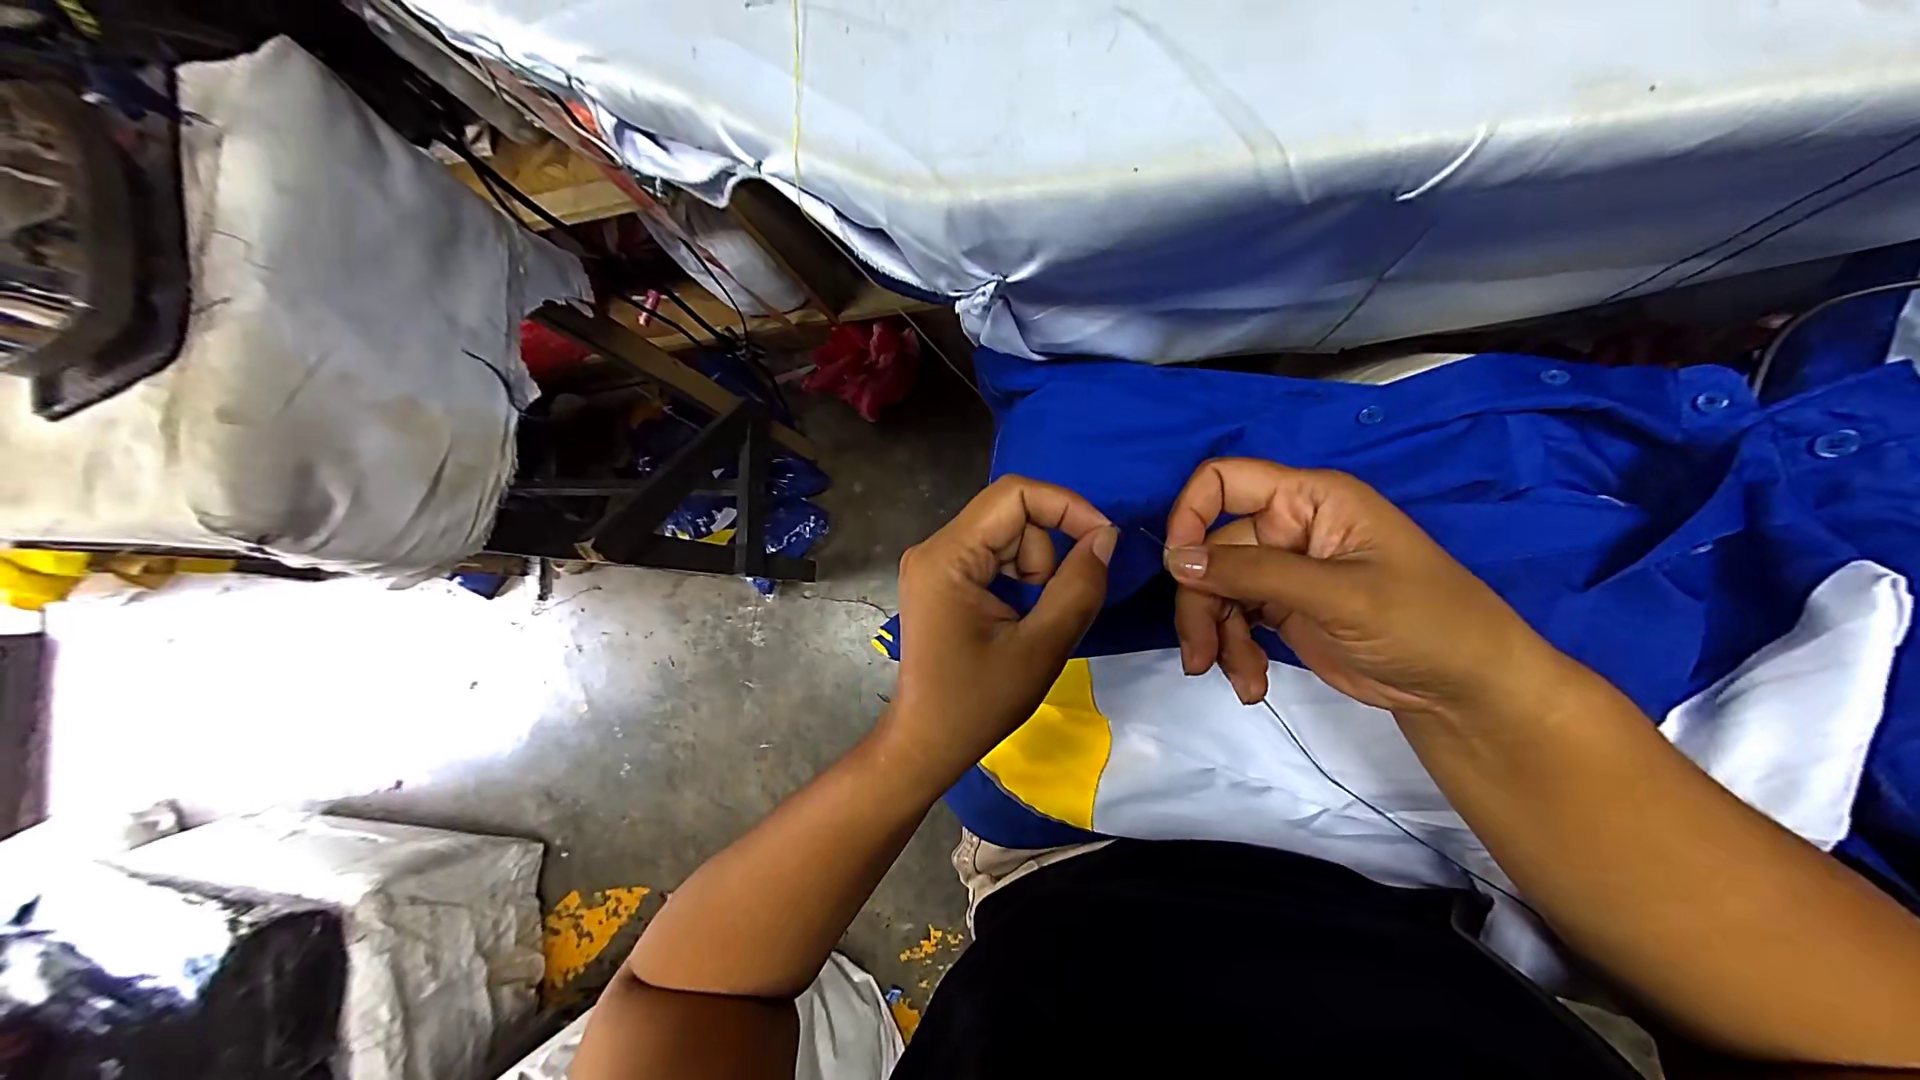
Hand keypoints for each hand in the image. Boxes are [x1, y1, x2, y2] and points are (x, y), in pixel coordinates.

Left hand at [886, 476, 1119, 784]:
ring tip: (1028, 619)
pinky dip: (1018, 578)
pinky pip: (993, 555)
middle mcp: (934, 548)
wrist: (927, 741)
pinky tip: (1014, 616)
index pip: (1014, 494)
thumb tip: (1105, 537)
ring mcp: (934, 561)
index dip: (1066, 506)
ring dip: (1035, 568)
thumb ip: (1079, 587)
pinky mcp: (941, 577)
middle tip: (1054, 602)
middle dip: (1048, 550)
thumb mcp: (1041, 648)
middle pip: (1011, 513)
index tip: (1102, 540)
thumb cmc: (978, 703)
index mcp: (947, 556)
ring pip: (1007, 534)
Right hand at [1163, 459, 1563, 718]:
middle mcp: (1288, 529)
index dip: (1191, 513)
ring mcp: (1282, 572)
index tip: (1178, 563)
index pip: (1225, 481)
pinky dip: (1233, 652)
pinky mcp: (1280, 610)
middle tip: (1202, 655)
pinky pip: (1232, 620)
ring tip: (1239, 680)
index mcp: (1309, 500)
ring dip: (1214, 635)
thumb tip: (1175, 559)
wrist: (1466, 691)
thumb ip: (1253, 572)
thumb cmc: (1424, 622)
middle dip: (1201, 604)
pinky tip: (1252, 684)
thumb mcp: (1337, 594)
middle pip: (1211, 550)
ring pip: (1214, 590)